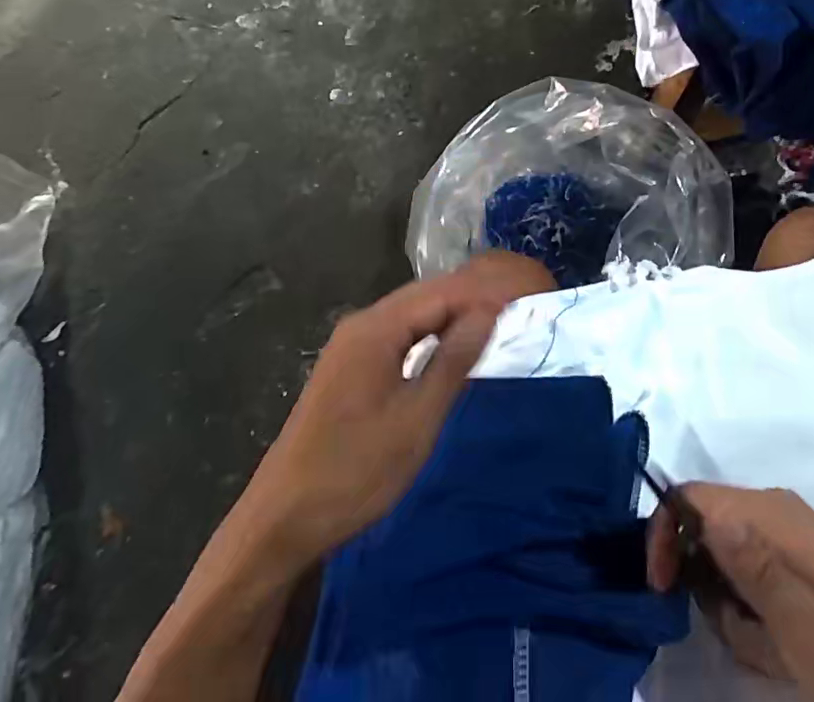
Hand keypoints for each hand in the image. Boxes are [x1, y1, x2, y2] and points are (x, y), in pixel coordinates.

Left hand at [236, 252, 553, 561]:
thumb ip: (453, 360)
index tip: (531, 296)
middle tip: (524, 305)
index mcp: (376, 330)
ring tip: (502, 321)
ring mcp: (353, 347)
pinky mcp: (352, 368)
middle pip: (428, 297)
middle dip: (476, 297)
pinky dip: (435, 335)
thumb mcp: (416, 419)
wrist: (282, 520)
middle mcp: (362, 326)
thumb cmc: (355, 471)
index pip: (443, 293)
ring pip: (415, 316)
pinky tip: (458, 347)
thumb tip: (490, 312)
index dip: (488, 292)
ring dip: (457, 315)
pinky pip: (403, 336)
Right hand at [648, 484, 813, 701]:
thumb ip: (756, 570)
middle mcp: (777, 514)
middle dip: (705, 586)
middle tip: (739, 634)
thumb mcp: (807, 629)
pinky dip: (750, 621)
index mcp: (775, 515)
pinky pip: (745, 584)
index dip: (664, 534)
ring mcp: (786, 540)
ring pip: (720, 564)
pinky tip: (777, 649)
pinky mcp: (792, 569)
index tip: (660, 589)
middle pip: (702, 530)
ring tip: (768, 649)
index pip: (692, 497)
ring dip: (731, 612)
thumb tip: (713, 515)